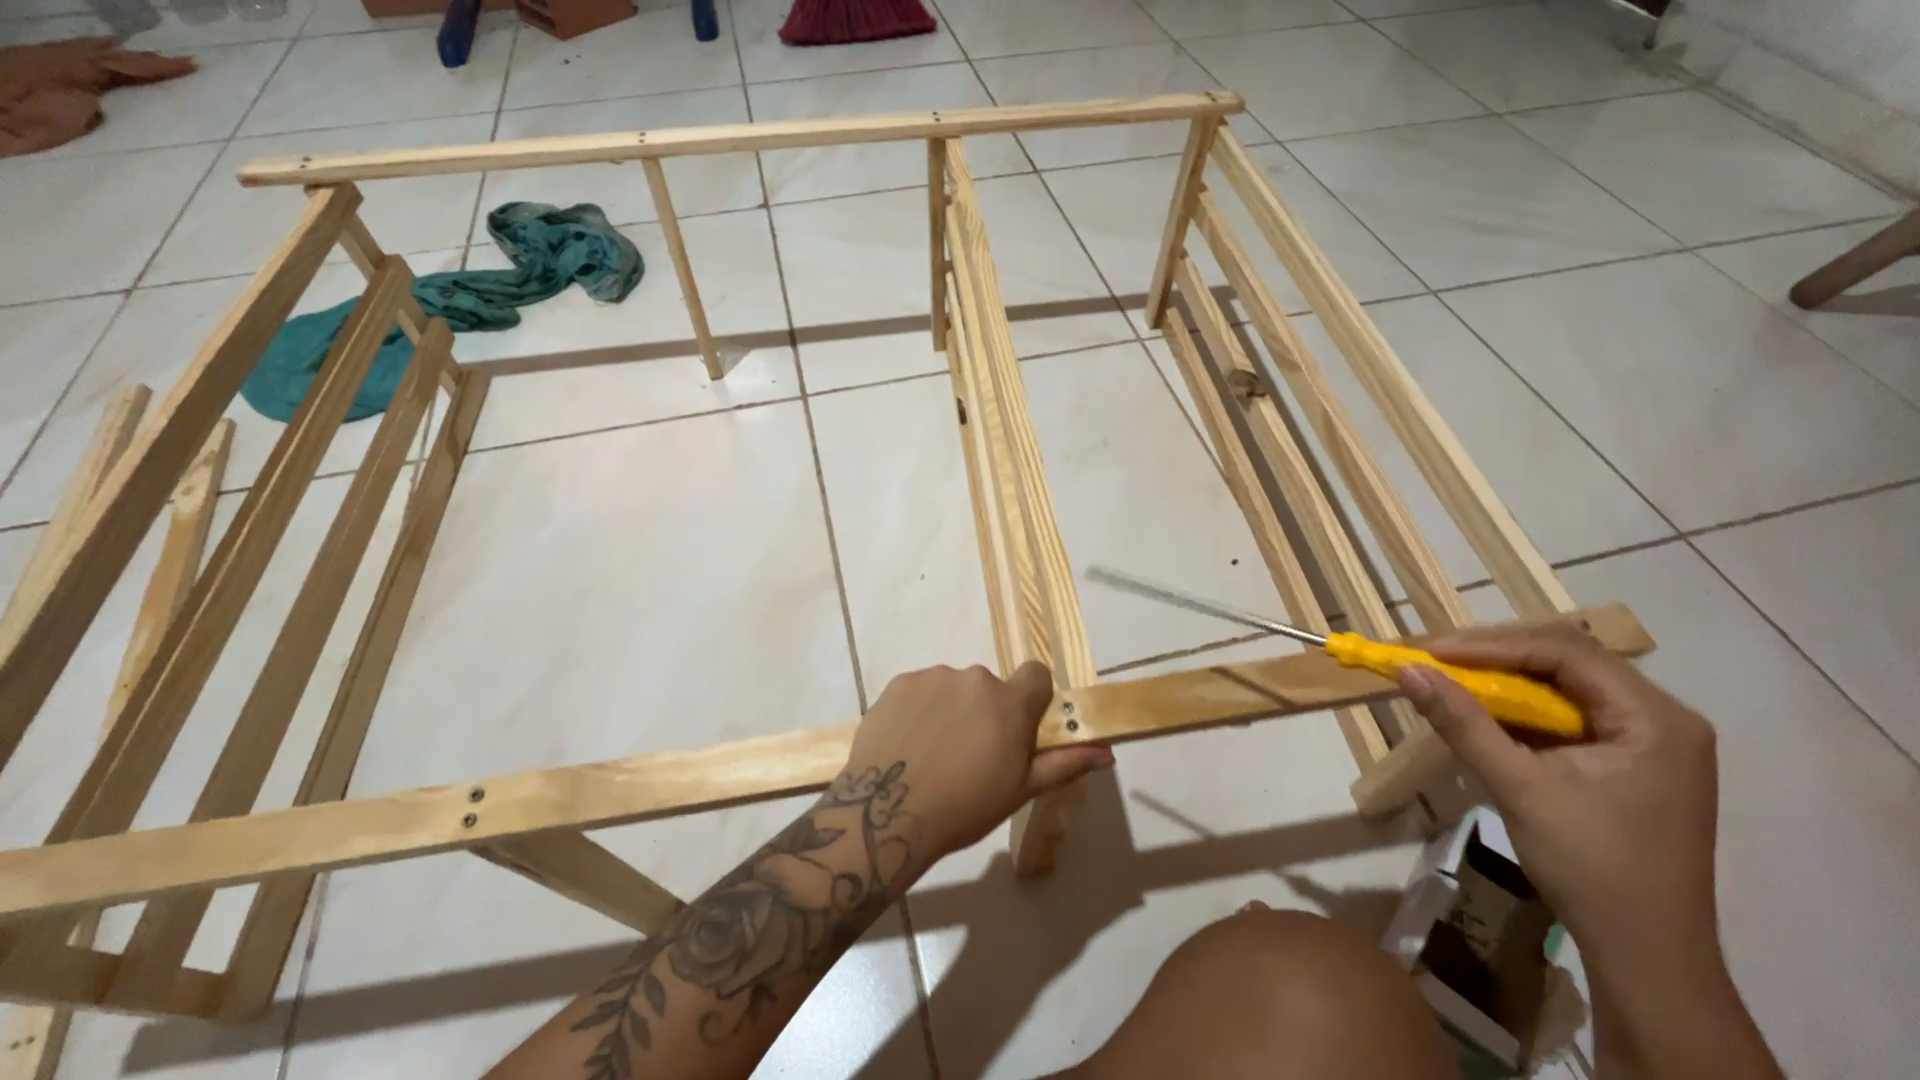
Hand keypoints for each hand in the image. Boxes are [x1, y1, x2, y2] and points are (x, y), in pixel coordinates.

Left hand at [841, 662, 1113, 863]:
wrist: (888, 812)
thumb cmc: (965, 807)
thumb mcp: (1021, 790)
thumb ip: (1064, 763)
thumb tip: (1106, 751)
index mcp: (1009, 702)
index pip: (1036, 675)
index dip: (1031, 699)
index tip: (1018, 728)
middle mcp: (973, 679)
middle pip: (990, 686)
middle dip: (985, 711)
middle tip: (971, 754)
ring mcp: (932, 678)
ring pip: (952, 687)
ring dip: (950, 709)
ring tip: (933, 753)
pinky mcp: (898, 684)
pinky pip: (919, 690)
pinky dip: (918, 710)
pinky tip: (908, 745)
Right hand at [1396, 624, 1718, 960]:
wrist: (1648, 953)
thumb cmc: (1591, 866)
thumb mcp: (1520, 788)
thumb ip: (1464, 724)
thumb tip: (1408, 671)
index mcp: (1656, 717)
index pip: (1566, 652)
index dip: (1493, 645)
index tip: (1432, 651)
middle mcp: (1665, 718)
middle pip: (1573, 662)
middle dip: (1499, 657)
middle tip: (1437, 662)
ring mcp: (1655, 744)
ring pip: (1572, 689)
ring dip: (1511, 683)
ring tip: (1454, 683)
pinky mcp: (1637, 766)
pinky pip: (1576, 720)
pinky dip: (1529, 714)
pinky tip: (1491, 718)